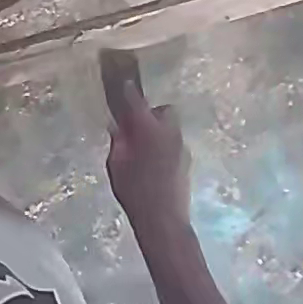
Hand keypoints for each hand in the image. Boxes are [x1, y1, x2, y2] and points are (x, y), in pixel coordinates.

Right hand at [105, 78, 190, 228]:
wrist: (164, 219)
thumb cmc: (134, 191)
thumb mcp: (116, 165)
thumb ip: (118, 143)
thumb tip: (119, 129)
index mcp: (149, 130)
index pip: (137, 103)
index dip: (129, 92)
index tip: (124, 84)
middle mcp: (170, 133)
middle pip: (165, 111)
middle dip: (152, 113)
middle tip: (136, 127)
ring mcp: (182, 147)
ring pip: (171, 128)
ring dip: (158, 130)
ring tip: (144, 148)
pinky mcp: (187, 161)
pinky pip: (174, 144)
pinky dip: (164, 146)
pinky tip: (153, 163)